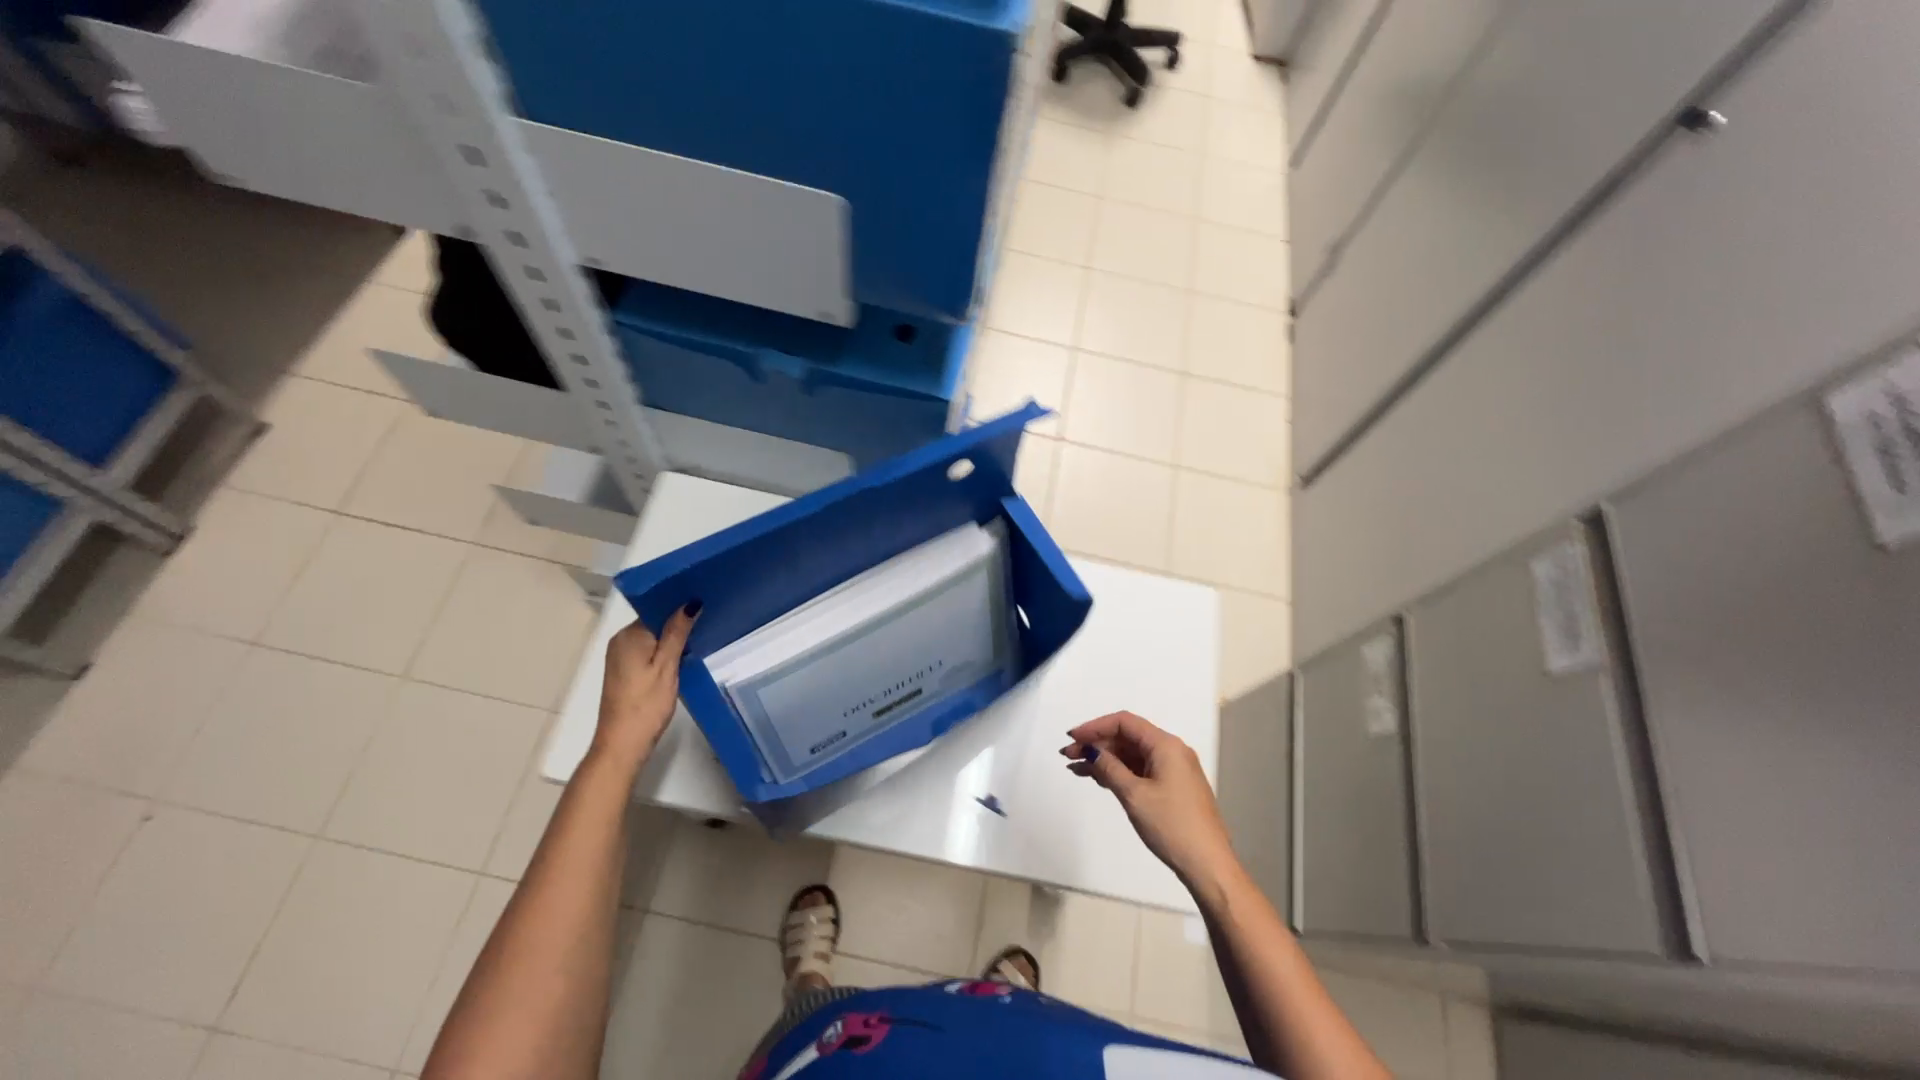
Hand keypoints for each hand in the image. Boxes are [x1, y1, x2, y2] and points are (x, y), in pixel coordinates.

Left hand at [592, 603, 698, 769]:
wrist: (622, 744)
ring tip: (701, 638)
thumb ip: (677, 633)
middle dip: (678, 622)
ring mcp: (621, 657)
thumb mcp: (666, 667)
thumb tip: (689, 603)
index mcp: (629, 635)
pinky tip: (682, 659)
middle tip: (709, 621)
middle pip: (654, 622)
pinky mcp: (624, 671)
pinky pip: (647, 651)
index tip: (705, 604)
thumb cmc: (646, 705)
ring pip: (652, 638)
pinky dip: (664, 652)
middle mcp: (621, 640)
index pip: (657, 609)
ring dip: (672, 639)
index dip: (679, 606)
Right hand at [1062, 711, 1237, 887]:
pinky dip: (1119, 772)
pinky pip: (1140, 770)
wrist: (1208, 863)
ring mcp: (1173, 770)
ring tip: (1076, 768)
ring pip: (1132, 755)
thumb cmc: (1171, 825)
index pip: (1124, 722)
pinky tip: (1098, 778)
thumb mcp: (1134, 795)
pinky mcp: (1173, 788)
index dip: (1095, 726)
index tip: (1071, 738)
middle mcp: (1172, 751)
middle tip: (1068, 756)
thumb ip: (1109, 768)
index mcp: (1166, 745)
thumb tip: (1091, 750)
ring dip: (1105, 759)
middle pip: (1128, 737)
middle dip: (1096, 744)